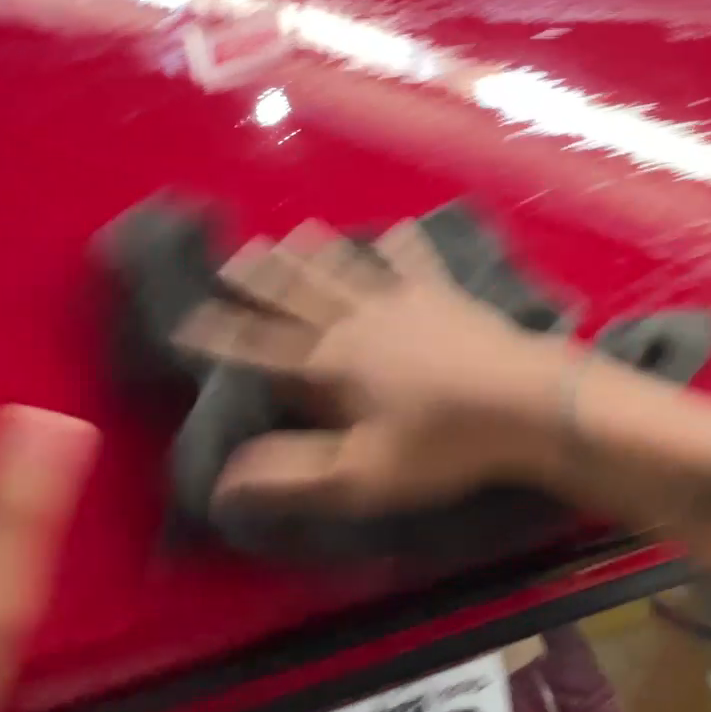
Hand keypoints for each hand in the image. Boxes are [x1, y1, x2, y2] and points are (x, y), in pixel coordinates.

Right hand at [172, 220, 570, 517]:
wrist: (524, 403)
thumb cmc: (441, 444)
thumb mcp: (362, 474)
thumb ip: (292, 472)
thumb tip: (222, 479)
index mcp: (332, 365)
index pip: (262, 349)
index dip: (222, 335)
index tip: (186, 318)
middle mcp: (358, 323)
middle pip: (301, 297)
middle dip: (264, 280)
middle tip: (235, 256)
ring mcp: (404, 303)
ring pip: (348, 273)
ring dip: (318, 255)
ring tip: (294, 233)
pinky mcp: (445, 297)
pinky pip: (415, 265)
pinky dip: (401, 248)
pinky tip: (394, 232)